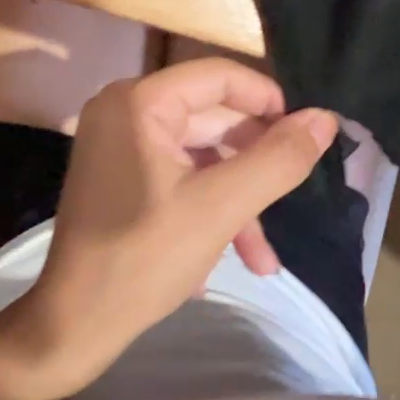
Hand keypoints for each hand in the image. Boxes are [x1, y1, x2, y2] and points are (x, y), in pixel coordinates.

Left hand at [0, 58, 338, 397]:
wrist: (74, 322)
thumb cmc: (144, 256)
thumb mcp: (221, 208)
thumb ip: (277, 160)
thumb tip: (325, 119)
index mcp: (138, 101)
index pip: (219, 77)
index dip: (268, 101)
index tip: (308, 137)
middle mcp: (123, 110)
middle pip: (211, 118)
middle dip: (255, 166)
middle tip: (294, 198)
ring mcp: (118, 144)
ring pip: (200, 157)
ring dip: (237, 202)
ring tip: (264, 260)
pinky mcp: (120, 176)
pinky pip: (178, 177)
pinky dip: (208, 211)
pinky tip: (231, 262)